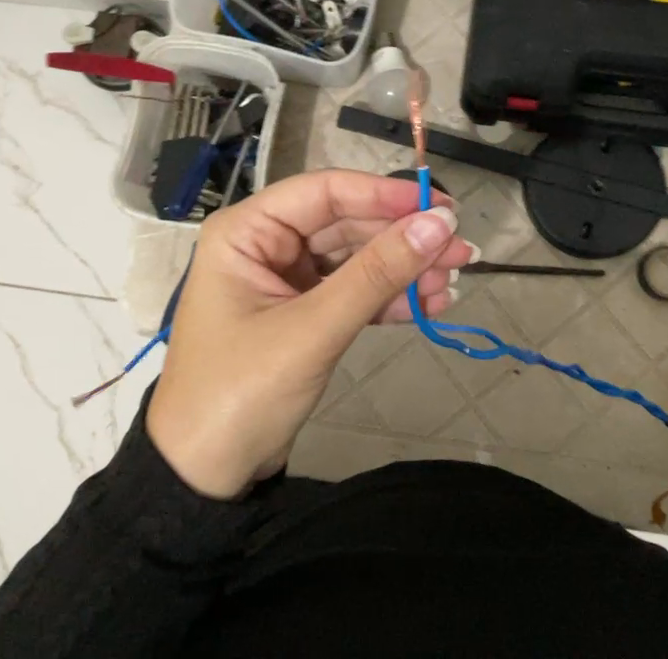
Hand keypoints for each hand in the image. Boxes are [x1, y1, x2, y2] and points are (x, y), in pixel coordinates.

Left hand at [145, 170, 476, 499]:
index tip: (441, 206)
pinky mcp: (301, 314)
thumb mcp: (312, 330)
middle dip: (402, 237)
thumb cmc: (241, 391)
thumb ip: (376, 274)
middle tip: (461, 249)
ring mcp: (284, 280)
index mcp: (247, 231)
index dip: (385, 195)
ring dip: (403, 269)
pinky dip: (389, 298)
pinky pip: (352, 292)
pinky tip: (431, 304)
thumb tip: (438, 223)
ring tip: (454, 280)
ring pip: (355, 259)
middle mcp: (264, 245)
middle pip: (346, 223)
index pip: (325, 192)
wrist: (206, 473)